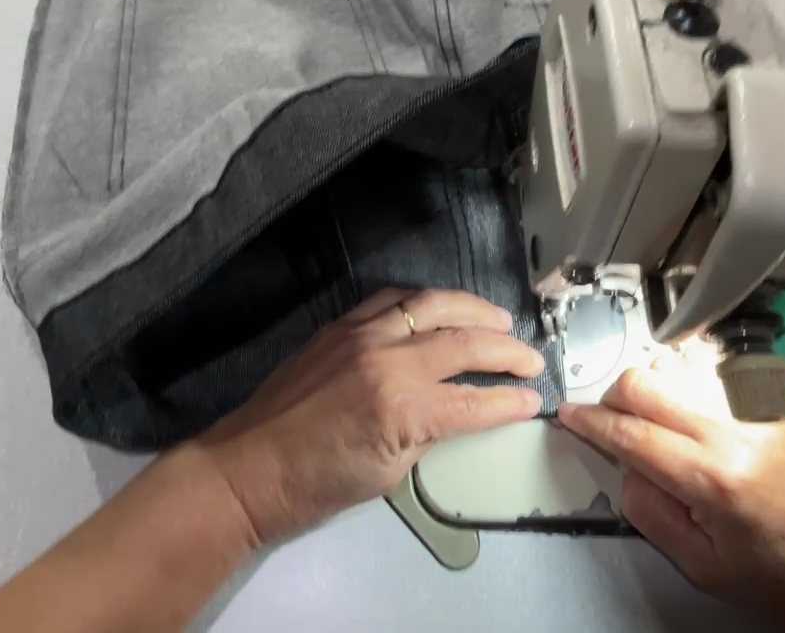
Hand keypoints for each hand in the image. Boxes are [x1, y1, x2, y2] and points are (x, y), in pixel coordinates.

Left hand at [192, 287, 544, 544]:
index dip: (508, 401)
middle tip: (530, 357)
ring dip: (470, 308)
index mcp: (400, 406)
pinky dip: (422, 300)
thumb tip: (456, 409)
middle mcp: (384, 358)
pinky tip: (439, 306)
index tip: (533, 399)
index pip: (472, 399)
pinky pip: (390, 299)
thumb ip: (428, 432)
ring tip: (499, 319)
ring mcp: (360, 334)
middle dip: (504, 348)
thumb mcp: (388, 472)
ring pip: (429, 304)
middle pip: (461, 341)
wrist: (251, 466)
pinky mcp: (339, 325)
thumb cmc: (316, 484)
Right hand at [560, 367, 784, 629]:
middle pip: (644, 381)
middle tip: (612, 421)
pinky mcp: (772, 395)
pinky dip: (684, 382)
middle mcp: (733, 430)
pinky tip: (692, 412)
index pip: (630, 434)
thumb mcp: (706, 570)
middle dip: (613, 396)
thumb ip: (650, 512)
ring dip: (649, 386)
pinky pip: (708, 369)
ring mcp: (756, 404)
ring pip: (672, 365)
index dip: (589, 421)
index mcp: (715, 481)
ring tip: (655, 419)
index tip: (567, 414)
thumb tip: (622, 463)